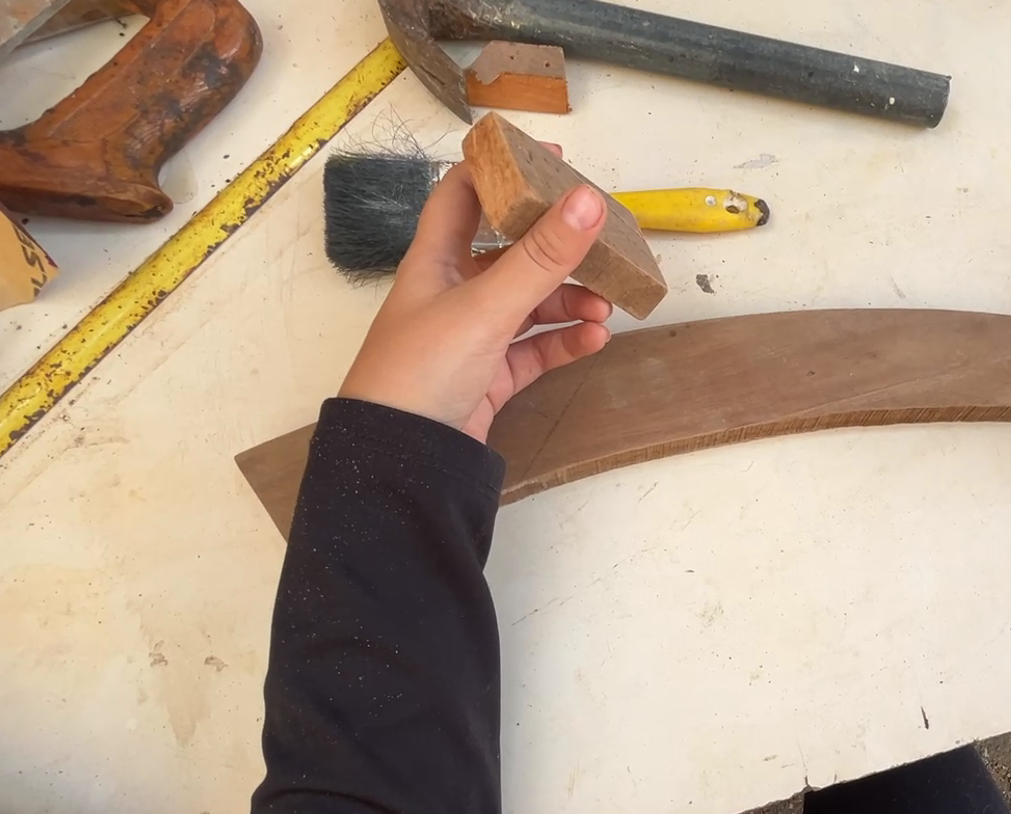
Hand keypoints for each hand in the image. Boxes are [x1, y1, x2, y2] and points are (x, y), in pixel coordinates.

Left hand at [338, 159, 612, 442]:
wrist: (405, 455)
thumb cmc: (424, 368)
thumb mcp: (486, 305)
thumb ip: (541, 257)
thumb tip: (589, 202)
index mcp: (436, 260)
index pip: (464, 196)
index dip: (502, 173)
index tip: (550, 162)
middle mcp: (455, 292)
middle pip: (513, 255)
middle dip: (558, 251)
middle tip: (602, 248)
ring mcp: (475, 337)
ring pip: (532, 306)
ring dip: (570, 302)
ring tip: (606, 306)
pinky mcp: (493, 376)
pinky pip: (537, 350)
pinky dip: (566, 342)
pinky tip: (595, 338)